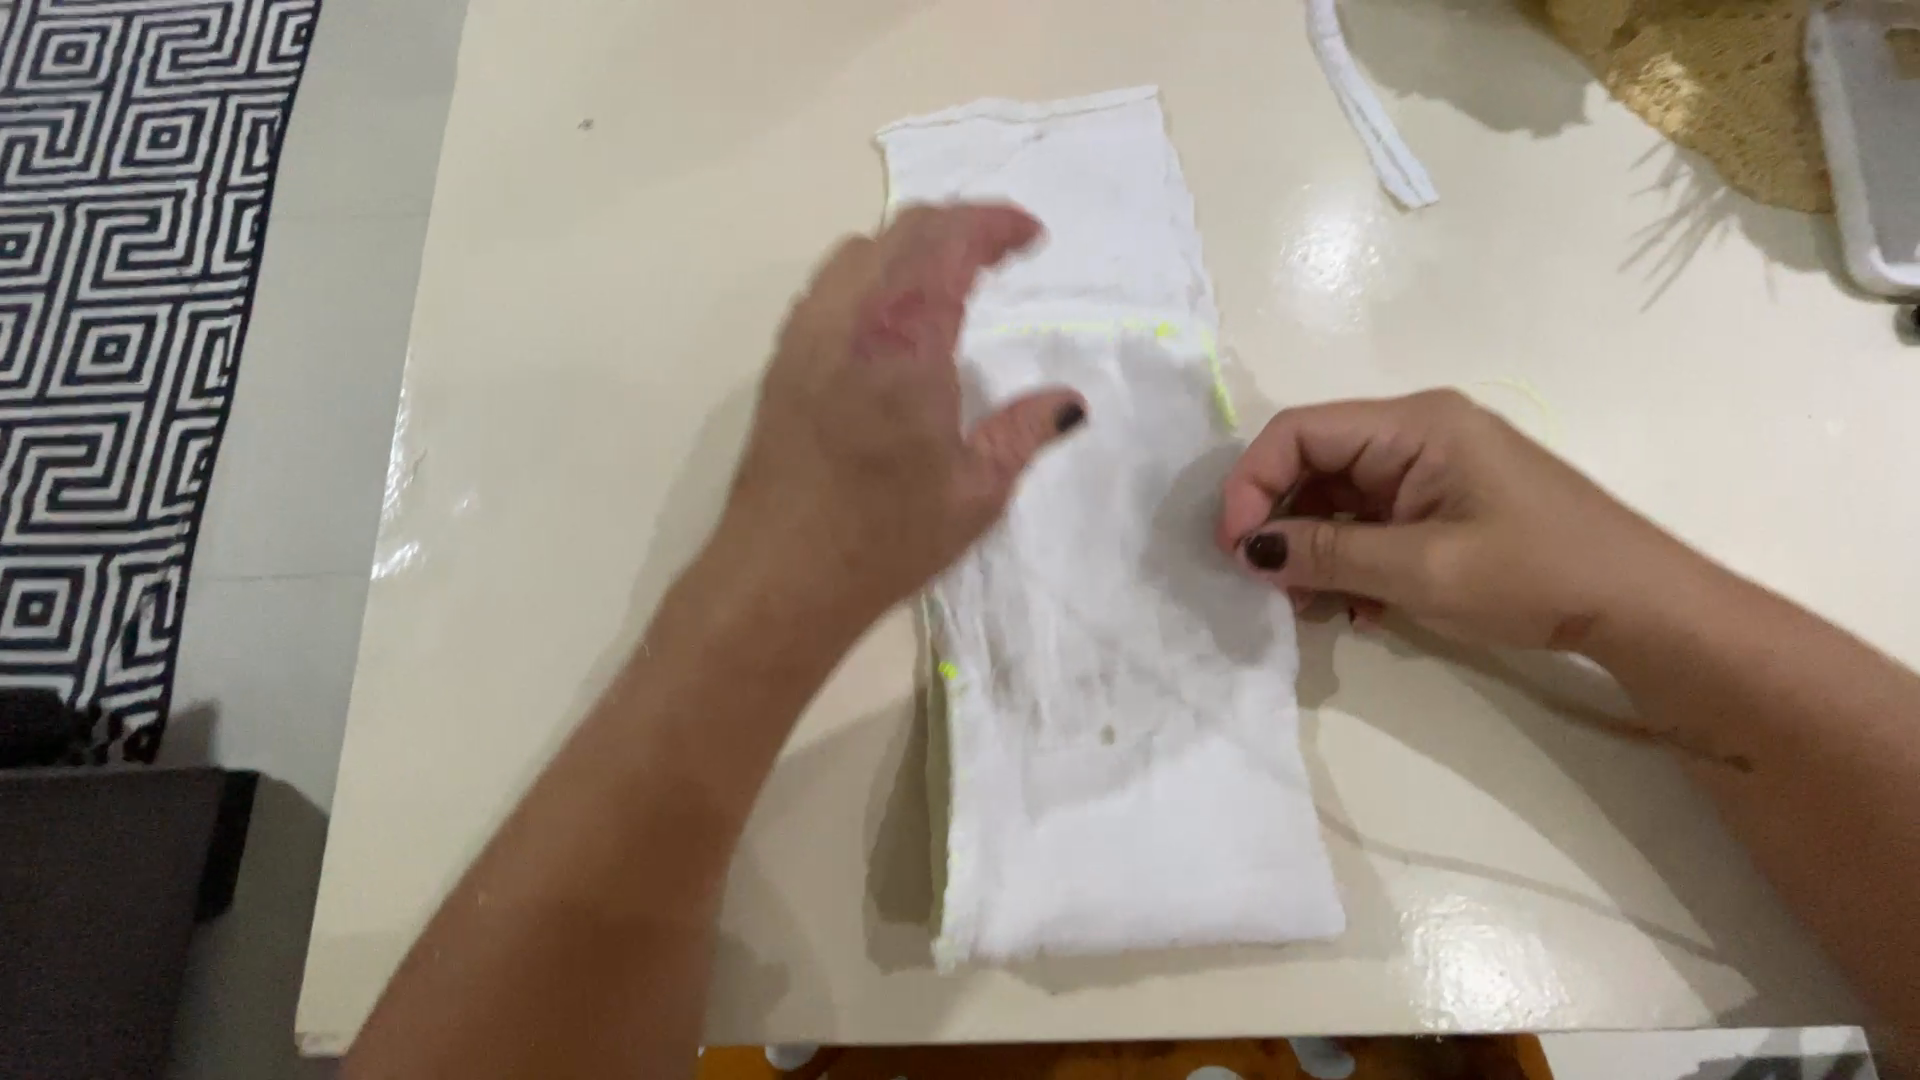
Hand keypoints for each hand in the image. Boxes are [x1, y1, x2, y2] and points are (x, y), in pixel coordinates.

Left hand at [715, 203, 1086, 631]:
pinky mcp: (782, 361)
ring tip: (947, 280)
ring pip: (859, 251)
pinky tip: (889, 321)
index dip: (995, 224)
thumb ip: (1025, 432)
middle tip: (999, 254)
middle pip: (903, 231)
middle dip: (959, 225)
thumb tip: (1070, 401)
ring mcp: (806, 335)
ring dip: (910, 247)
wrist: (782, 575)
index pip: (950, 242)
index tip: (1031, 238)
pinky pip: (828, 286)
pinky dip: (870, 275)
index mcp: (905, 340)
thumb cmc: (886, 538)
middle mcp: (849, 318)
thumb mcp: (976, 492)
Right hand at [1216, 390, 1704, 652]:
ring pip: (1329, 499)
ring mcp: (1422, 469)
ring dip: (1307, 550)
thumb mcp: (1421, 569)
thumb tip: (1247, 551)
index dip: (1251, 483)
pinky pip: (1360, 522)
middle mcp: (1411, 434)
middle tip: (1265, 582)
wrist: (1642, 611)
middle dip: (1277, 523)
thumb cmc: (1538, 576)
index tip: (1234, 547)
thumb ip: (1327, 553)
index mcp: (1414, 425)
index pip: (1298, 432)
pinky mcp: (1430, 503)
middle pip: (1309, 464)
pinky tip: (1350, 605)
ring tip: (1307, 604)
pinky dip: (1341, 561)